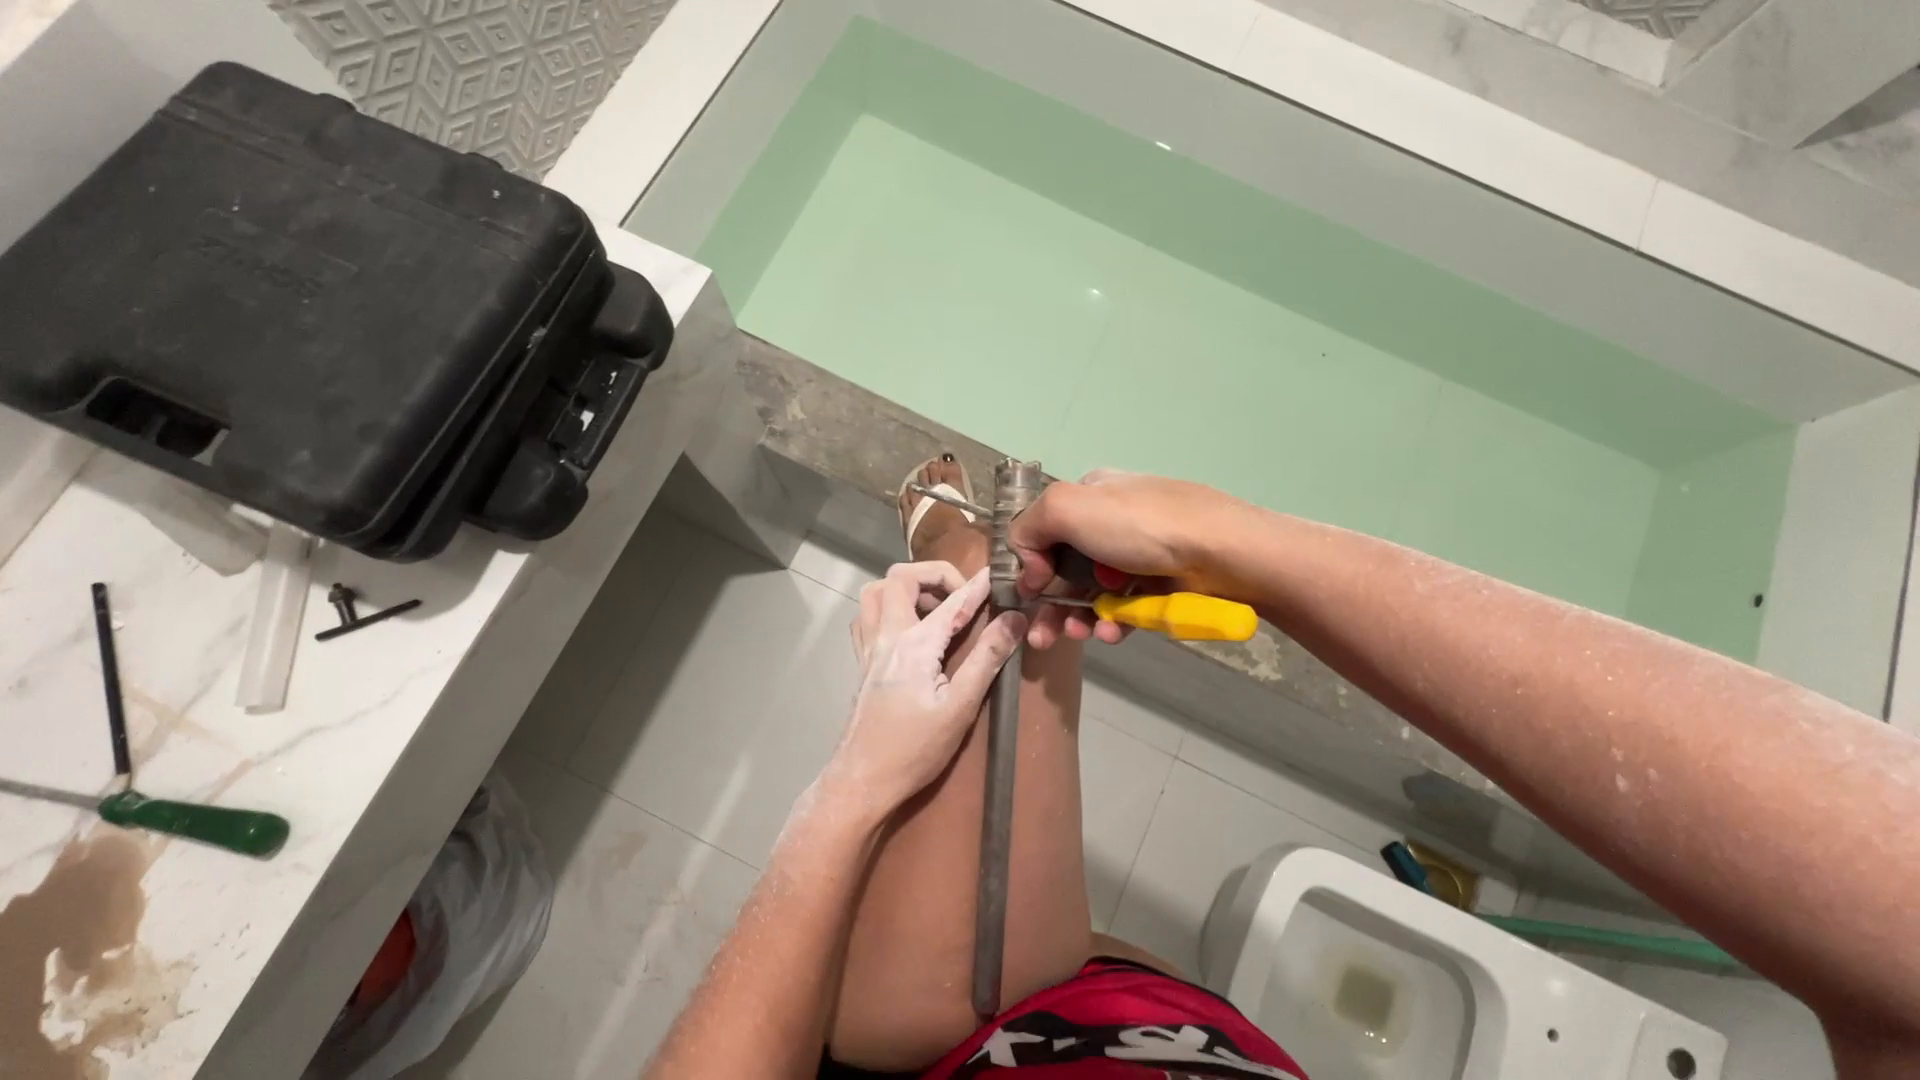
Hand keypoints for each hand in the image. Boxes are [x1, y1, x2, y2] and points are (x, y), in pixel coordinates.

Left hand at [827, 562, 1026, 817]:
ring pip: (874, 593)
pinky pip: (865, 618)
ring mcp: (869, 649)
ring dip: (904, 588)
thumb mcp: (960, 707)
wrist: (864, 779)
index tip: (1000, 575)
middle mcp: (887, 636)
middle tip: (960, 596)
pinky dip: (885, 609)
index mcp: (915, 644)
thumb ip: (987, 658)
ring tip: (933, 608)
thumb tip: (1014, 619)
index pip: (953, 600)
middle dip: (933, 574)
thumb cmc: (915, 749)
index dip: (980, 584)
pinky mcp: (862, 664)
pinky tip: (906, 631)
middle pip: (900, 577)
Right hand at [1009, 469, 1250, 648]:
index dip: (1030, 561)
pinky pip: (1124, 609)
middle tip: (1039, 635)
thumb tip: (1028, 562)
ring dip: (1076, 618)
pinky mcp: (1160, 587)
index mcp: (1090, 495)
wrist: (1223, 552)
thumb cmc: (1141, 526)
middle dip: (1048, 602)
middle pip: (1064, 567)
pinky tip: (1112, 633)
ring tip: (1076, 636)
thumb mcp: (1068, 507)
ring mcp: (1138, 556)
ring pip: (1091, 593)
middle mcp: (1112, 522)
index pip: (1044, 528)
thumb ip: (1029, 526)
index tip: (1029, 589)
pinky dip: (1112, 623)